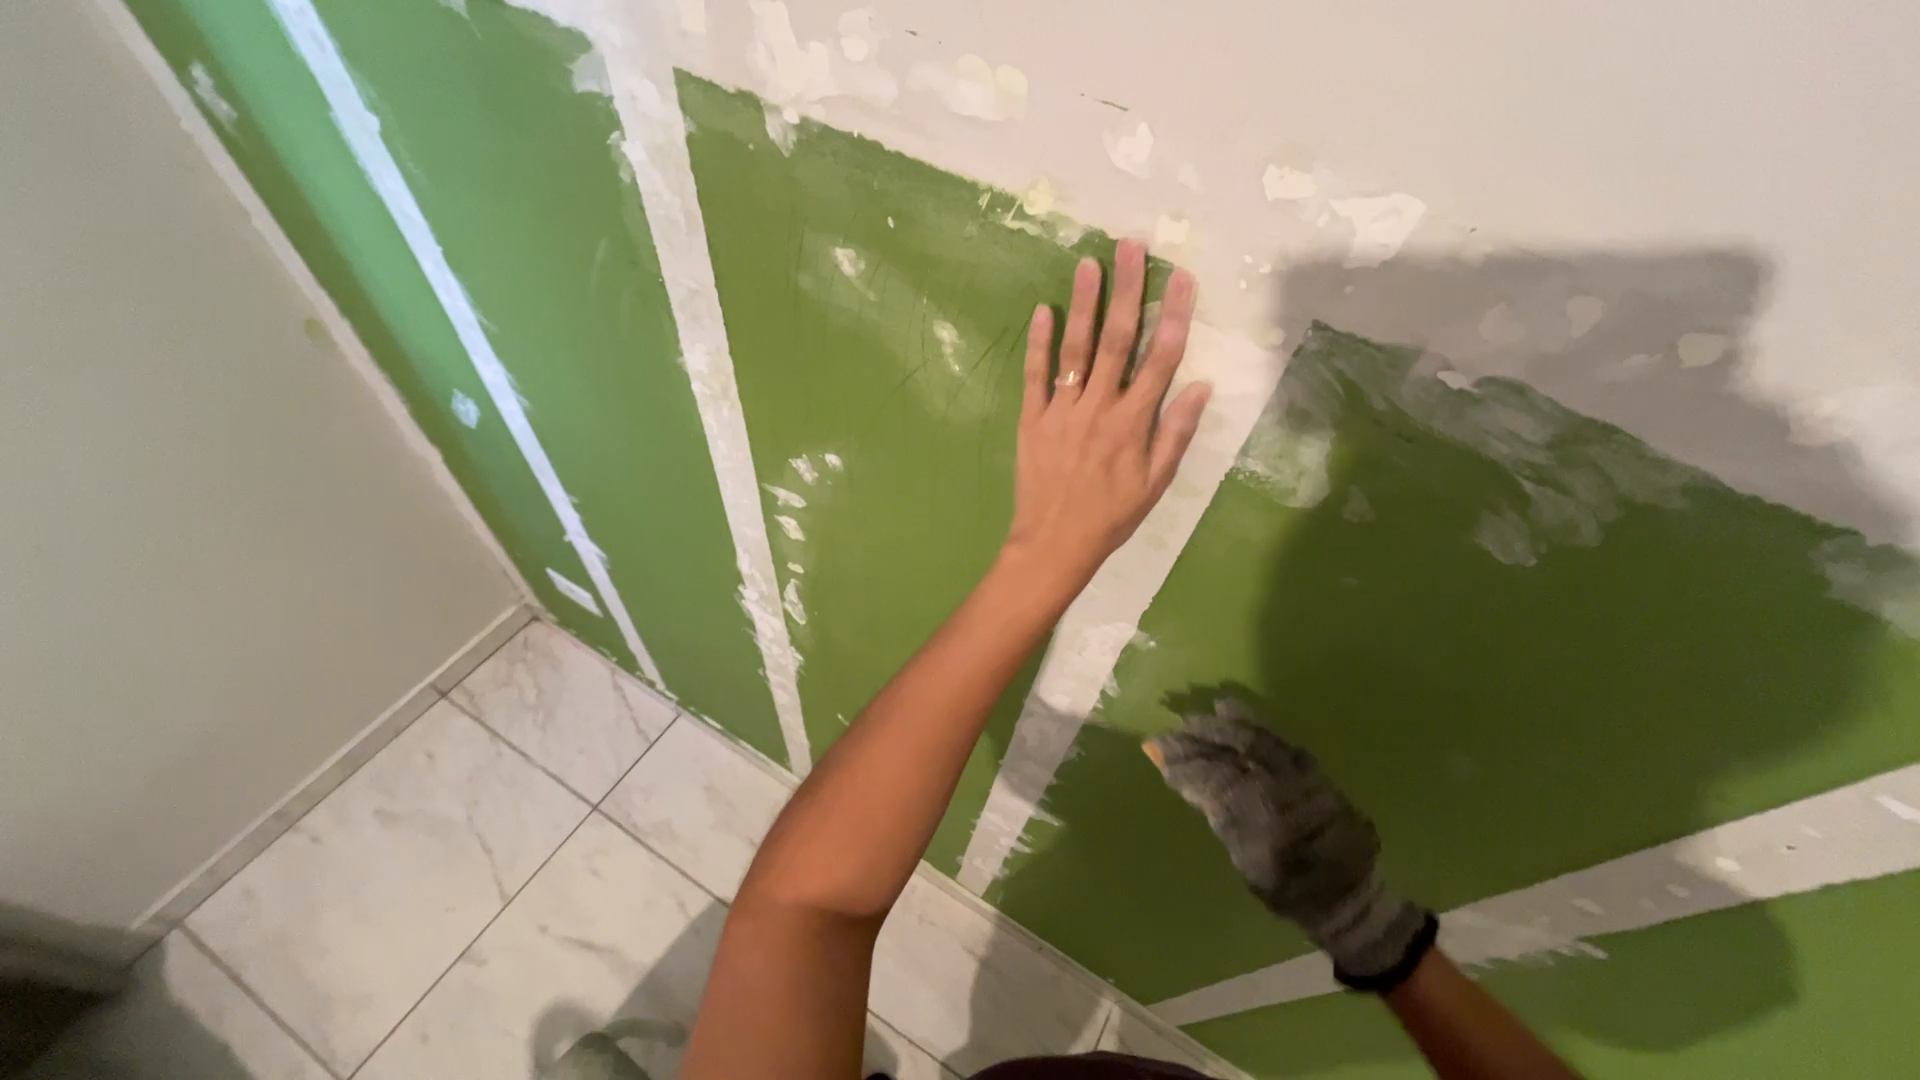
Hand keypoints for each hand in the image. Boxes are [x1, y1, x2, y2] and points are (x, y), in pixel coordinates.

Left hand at [1001, 239, 1210, 597]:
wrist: (1055, 542)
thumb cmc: (1112, 516)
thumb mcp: (1156, 483)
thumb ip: (1175, 432)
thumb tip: (1200, 385)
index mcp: (1134, 422)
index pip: (1160, 358)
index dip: (1172, 314)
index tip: (1180, 275)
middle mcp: (1099, 407)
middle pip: (1116, 340)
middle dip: (1126, 291)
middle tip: (1130, 246)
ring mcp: (1062, 411)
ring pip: (1075, 349)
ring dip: (1083, 304)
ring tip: (1088, 262)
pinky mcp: (1031, 419)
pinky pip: (1035, 376)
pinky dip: (1038, 343)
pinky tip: (1042, 310)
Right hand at [1146, 698, 1437, 991]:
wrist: (1350, 897)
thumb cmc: (1293, 893)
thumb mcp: (1251, 868)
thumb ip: (1225, 824)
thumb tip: (1191, 787)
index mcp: (1267, 824)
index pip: (1217, 783)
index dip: (1186, 767)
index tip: (1156, 753)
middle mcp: (1286, 794)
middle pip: (1235, 756)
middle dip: (1198, 742)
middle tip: (1168, 732)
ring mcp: (1303, 779)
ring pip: (1257, 742)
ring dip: (1222, 728)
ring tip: (1194, 717)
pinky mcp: (1313, 772)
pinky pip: (1279, 741)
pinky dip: (1253, 724)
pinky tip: (1231, 710)